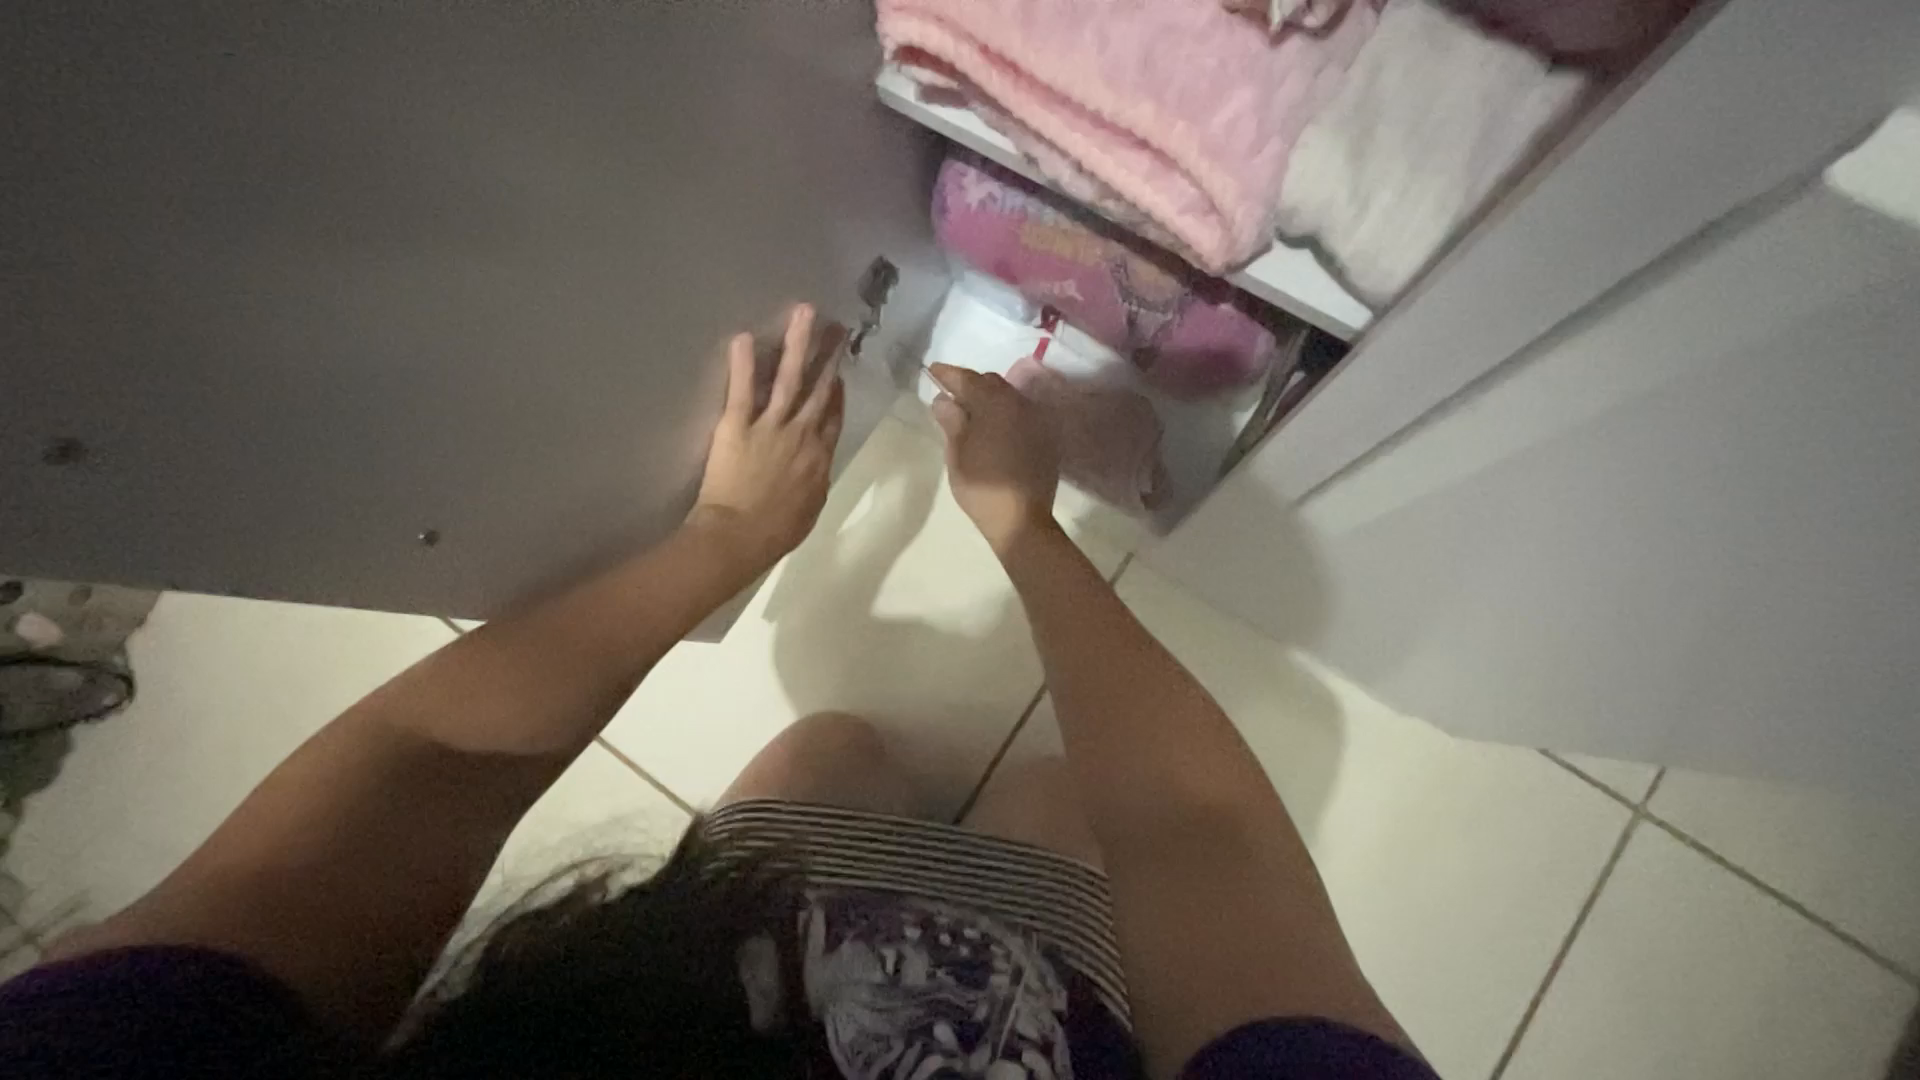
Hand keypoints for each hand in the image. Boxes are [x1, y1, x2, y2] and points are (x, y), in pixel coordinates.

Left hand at [687, 304, 844, 573]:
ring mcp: (772, 427)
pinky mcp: (739, 426)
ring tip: (804, 312)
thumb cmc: (777, 532)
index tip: (838, 372)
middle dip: (829, 356)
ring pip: (789, 378)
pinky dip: (743, 362)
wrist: (742, 536)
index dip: (837, 391)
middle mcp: (802, 434)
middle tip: (837, 327)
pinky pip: (743, 389)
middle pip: (820, 389)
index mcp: (820, 457)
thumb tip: (817, 466)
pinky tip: (743, 336)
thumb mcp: (811, 507)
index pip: (833, 416)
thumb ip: (815, 480)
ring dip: (798, 343)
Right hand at [928, 362, 1060, 554]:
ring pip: (1010, 397)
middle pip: (992, 383)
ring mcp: (1037, 419)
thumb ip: (951, 421)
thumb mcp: (957, 455)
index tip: (933, 372)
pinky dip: (1006, 414)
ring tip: (973, 413)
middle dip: (971, 385)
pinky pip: (1022, 414)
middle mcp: (1020, 404)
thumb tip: (944, 400)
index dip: (948, 374)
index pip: (968, 379)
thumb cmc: (982, 488)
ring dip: (990, 399)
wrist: (1022, 520)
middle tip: (952, 397)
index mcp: (995, 404)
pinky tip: (995, 429)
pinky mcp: (1047, 436)